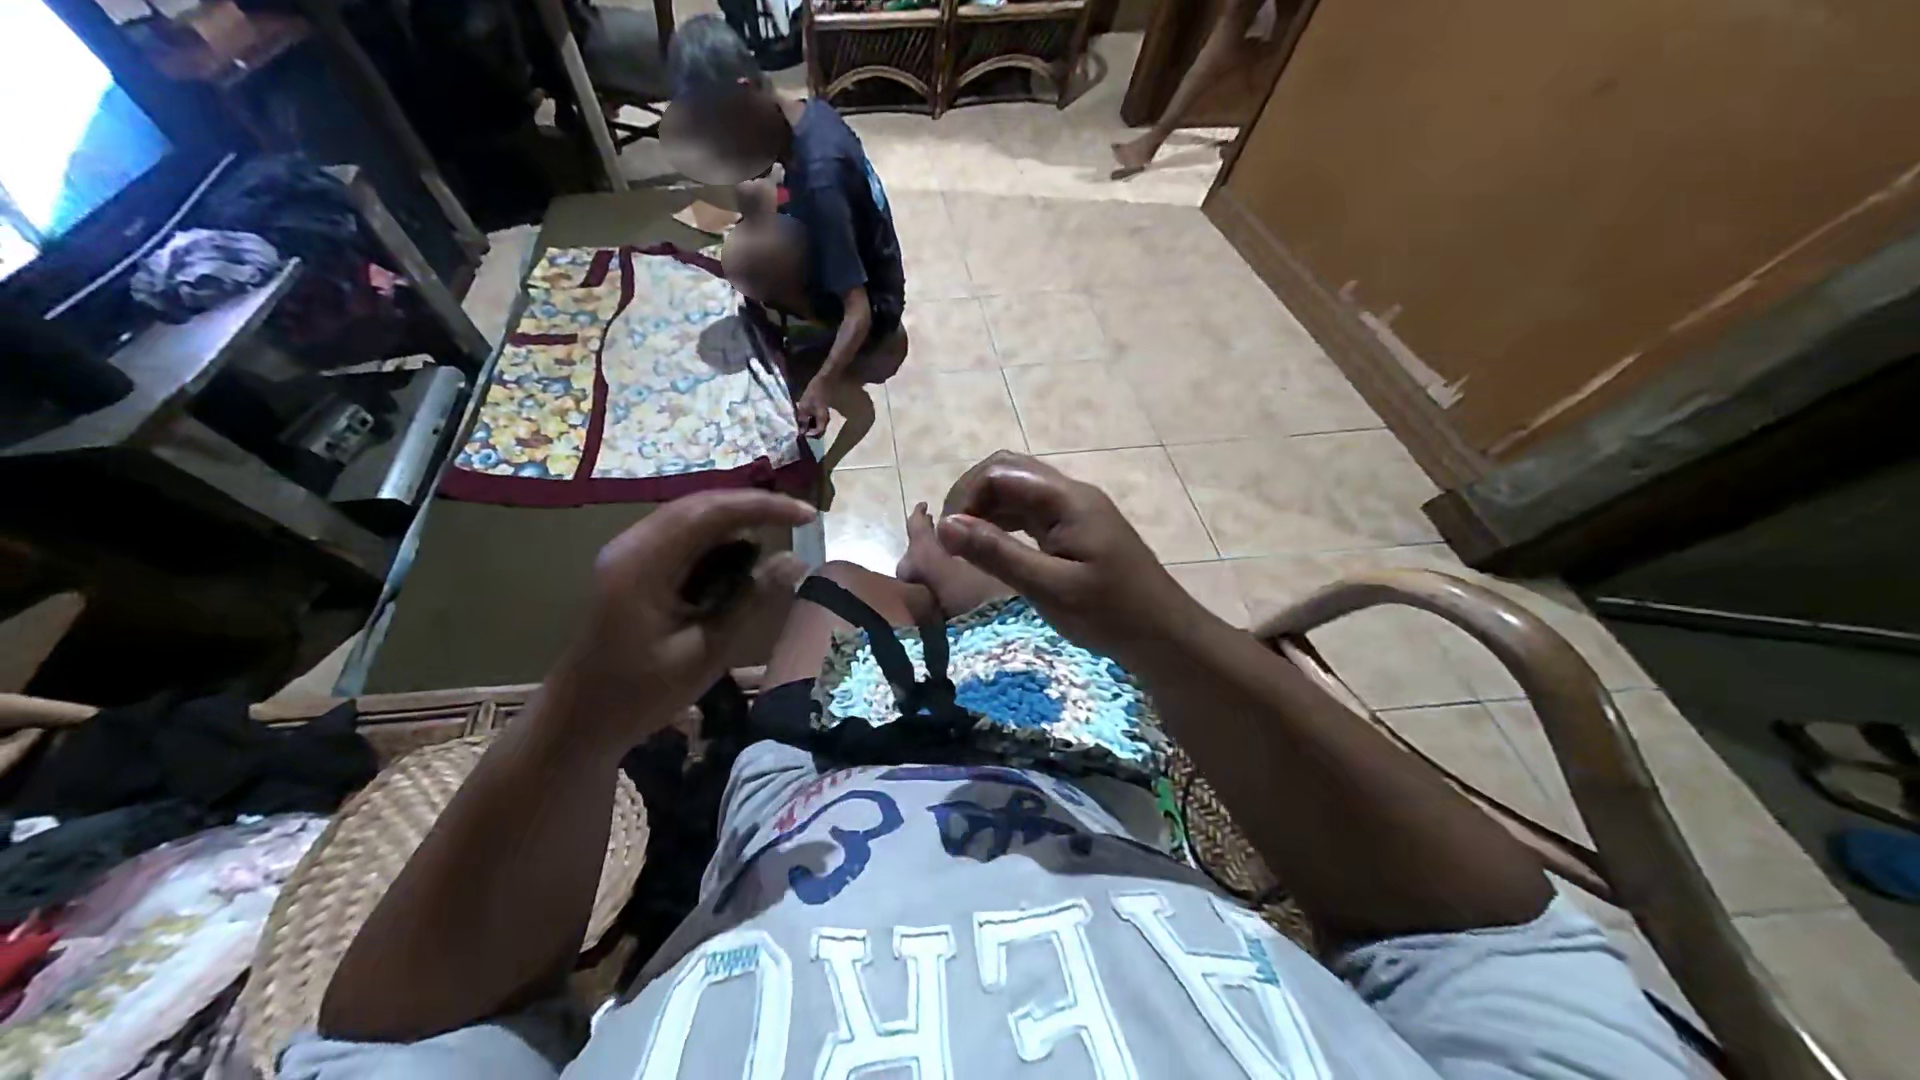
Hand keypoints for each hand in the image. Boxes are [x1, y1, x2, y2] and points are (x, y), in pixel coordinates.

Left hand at [548, 490, 814, 752]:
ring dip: (738, 520)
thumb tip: (796, 560)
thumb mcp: (706, 652)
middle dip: (755, 507)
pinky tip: (745, 555)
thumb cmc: (641, 695)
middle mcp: (632, 546)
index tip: (809, 515)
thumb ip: (750, 601)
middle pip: (701, 505)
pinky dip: (720, 538)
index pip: (710, 513)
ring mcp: (630, 553)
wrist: (580, 719)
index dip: (764, 506)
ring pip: (693, 517)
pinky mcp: (635, 564)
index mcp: (642, 565)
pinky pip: (684, 536)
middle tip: (803, 519)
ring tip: (782, 531)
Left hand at [794, 379, 830, 436]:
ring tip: (799, 422)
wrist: (822, 381)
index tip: (800, 432)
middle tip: (799, 428)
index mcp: (823, 420)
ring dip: (808, 424)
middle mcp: (825, 419)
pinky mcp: (821, 410)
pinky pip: (816, 418)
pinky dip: (809, 419)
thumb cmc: (813, 394)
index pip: (818, 432)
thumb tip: (801, 432)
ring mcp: (824, 414)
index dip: (809, 434)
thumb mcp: (804, 407)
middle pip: (818, 430)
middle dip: (808, 430)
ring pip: (817, 424)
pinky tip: (803, 415)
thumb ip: (803, 420)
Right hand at [934, 451, 1214, 665]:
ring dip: (985, 512)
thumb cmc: (1111, 614)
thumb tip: (945, 525)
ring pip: (1016, 493)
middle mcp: (1069, 495)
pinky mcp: (1073, 531)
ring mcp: (1073, 512)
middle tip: (952, 539)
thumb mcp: (1049, 588)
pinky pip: (1029, 514)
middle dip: (971, 498)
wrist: (1165, 636)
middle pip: (1008, 473)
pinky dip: (1002, 525)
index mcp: (1067, 499)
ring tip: (963, 548)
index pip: (1001, 472)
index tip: (948, 538)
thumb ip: (997, 553)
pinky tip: (989, 550)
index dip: (966, 496)